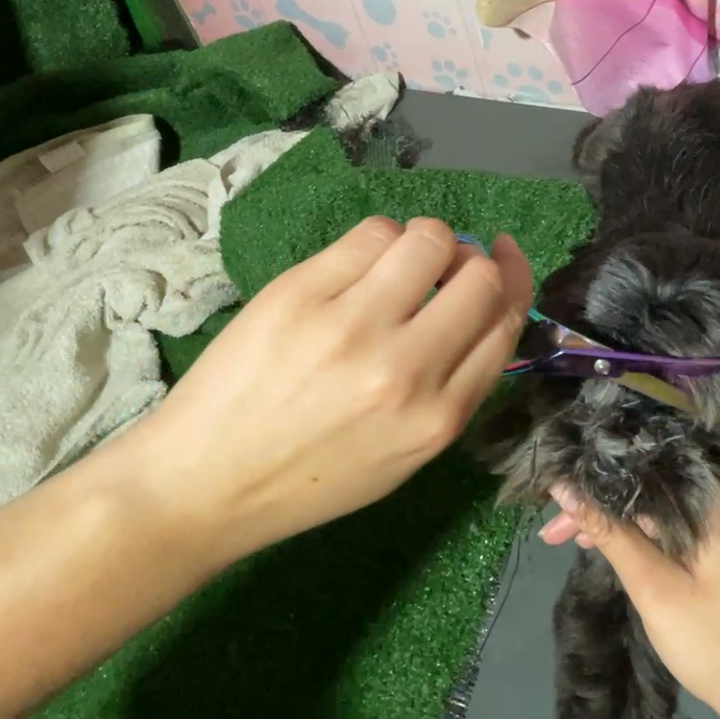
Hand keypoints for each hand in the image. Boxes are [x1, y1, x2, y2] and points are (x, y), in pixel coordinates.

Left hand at [118, 216, 533, 567]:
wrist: (205, 484)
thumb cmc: (313, 478)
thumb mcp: (408, 453)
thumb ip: (457, 383)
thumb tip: (482, 302)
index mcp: (439, 418)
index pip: (505, 321)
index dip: (514, 279)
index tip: (506, 258)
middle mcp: (405, 369)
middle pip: (479, 275)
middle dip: (475, 259)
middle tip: (448, 266)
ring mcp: (350, 325)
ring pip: (429, 239)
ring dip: (429, 242)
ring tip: (401, 263)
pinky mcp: (300, 292)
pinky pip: (373, 233)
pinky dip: (382, 239)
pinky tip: (361, 263)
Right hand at [540, 478, 719, 718]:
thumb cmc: (713, 639)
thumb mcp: (653, 587)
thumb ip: (609, 533)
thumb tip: (562, 487)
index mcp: (712, 493)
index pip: (642, 464)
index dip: (594, 473)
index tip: (552, 488)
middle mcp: (718, 490)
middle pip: (644, 481)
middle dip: (596, 500)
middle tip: (551, 528)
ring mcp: (717, 511)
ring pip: (650, 499)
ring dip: (609, 516)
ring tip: (561, 535)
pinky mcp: (713, 531)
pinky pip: (664, 515)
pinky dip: (632, 528)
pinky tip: (598, 540)